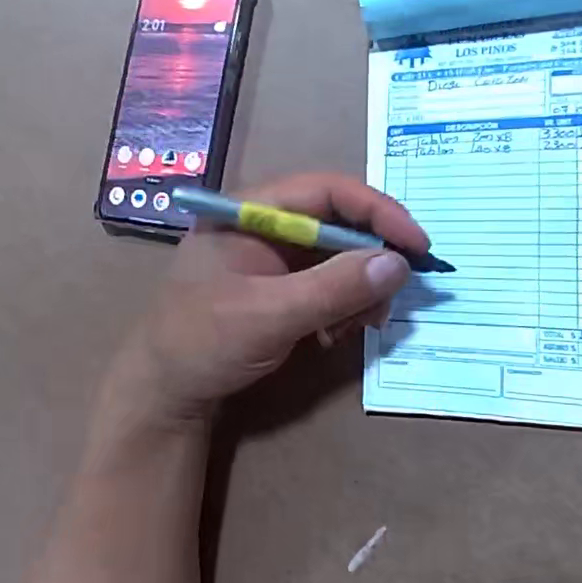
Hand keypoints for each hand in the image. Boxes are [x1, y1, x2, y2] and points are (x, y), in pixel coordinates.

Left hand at [113, 174, 425, 424]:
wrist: (165, 392)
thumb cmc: (203, 342)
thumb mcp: (270, 315)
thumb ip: (334, 288)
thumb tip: (398, 263)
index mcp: (249, 211)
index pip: (326, 191)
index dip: (377, 211)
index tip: (417, 244)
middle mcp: (263, 225)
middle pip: (337, 221)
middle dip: (371, 257)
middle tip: (394, 295)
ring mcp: (270, 256)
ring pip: (337, 254)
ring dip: (359, 287)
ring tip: (361, 324)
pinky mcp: (277, 285)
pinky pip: (326, 282)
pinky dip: (343, 304)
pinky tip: (336, 333)